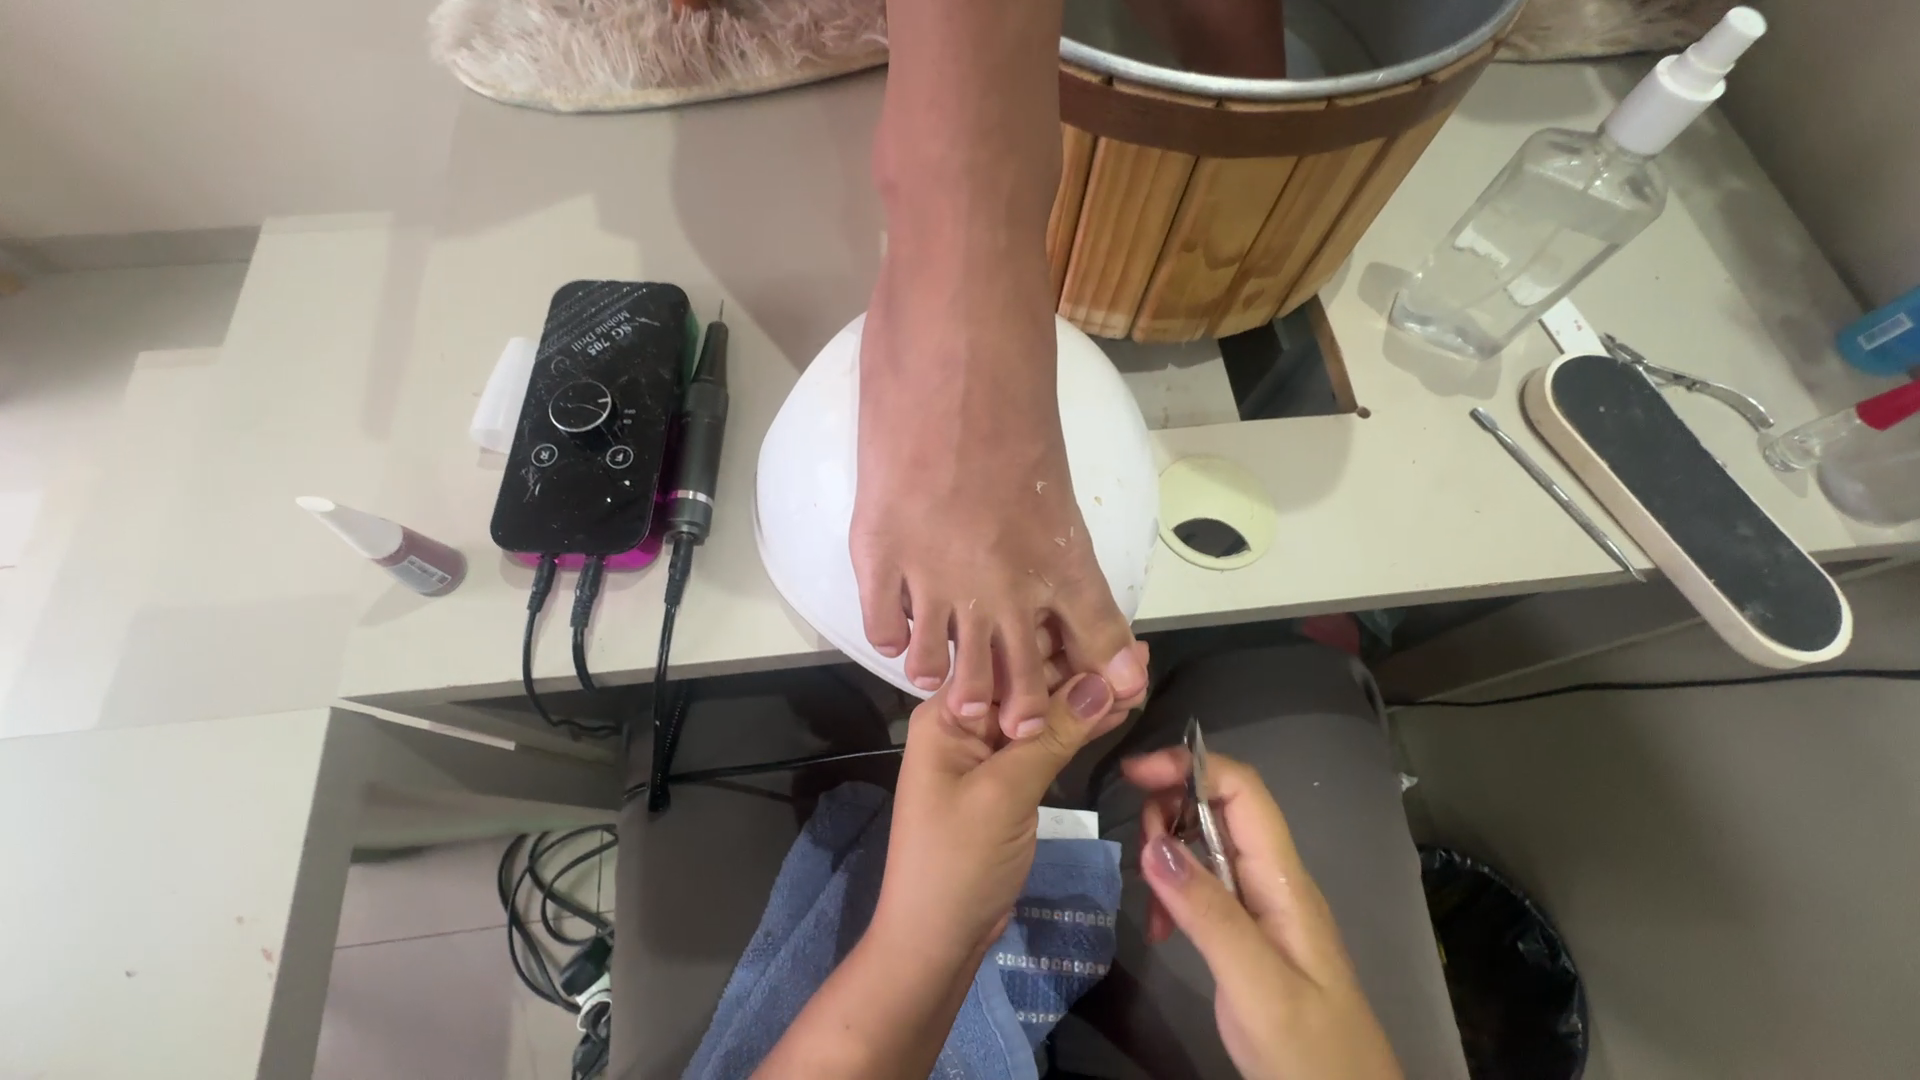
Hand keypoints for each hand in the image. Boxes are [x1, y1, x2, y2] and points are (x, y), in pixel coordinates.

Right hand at [852, 236, 1148, 742]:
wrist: (955, 332)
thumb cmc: (1017, 379)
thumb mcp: (1055, 459)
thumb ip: (1053, 524)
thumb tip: (1037, 557)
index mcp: (1064, 555)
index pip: (1099, 642)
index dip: (1106, 675)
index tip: (1105, 689)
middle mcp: (1005, 582)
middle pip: (1018, 678)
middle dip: (1021, 706)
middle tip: (1011, 711)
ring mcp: (936, 572)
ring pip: (947, 668)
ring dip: (953, 680)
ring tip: (950, 681)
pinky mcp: (879, 549)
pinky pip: (884, 627)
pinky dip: (894, 639)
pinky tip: (899, 633)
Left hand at [873, 671, 1124, 961]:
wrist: (937, 938)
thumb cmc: (958, 861)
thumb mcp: (1005, 793)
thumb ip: (1053, 735)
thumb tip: (1102, 681)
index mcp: (948, 712)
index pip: (1007, 661)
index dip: (1060, 645)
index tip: (1111, 631)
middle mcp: (966, 722)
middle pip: (1027, 683)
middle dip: (1080, 668)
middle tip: (1136, 651)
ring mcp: (988, 752)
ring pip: (1044, 712)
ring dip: (1087, 698)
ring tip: (1138, 672)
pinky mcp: (1008, 779)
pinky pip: (1047, 743)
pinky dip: (1079, 730)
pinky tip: (1116, 711)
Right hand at [1126, 749, 1402, 1079]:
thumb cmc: (1311, 1053)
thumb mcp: (1258, 987)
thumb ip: (1208, 914)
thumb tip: (1152, 842)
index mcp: (1283, 878)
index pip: (1241, 788)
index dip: (1189, 766)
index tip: (1134, 774)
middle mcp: (1273, 878)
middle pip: (1218, 806)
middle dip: (1169, 812)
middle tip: (1140, 856)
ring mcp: (1261, 903)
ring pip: (1205, 843)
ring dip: (1167, 856)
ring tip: (1152, 906)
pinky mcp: (1247, 928)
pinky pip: (1202, 883)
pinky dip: (1173, 892)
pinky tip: (1161, 929)